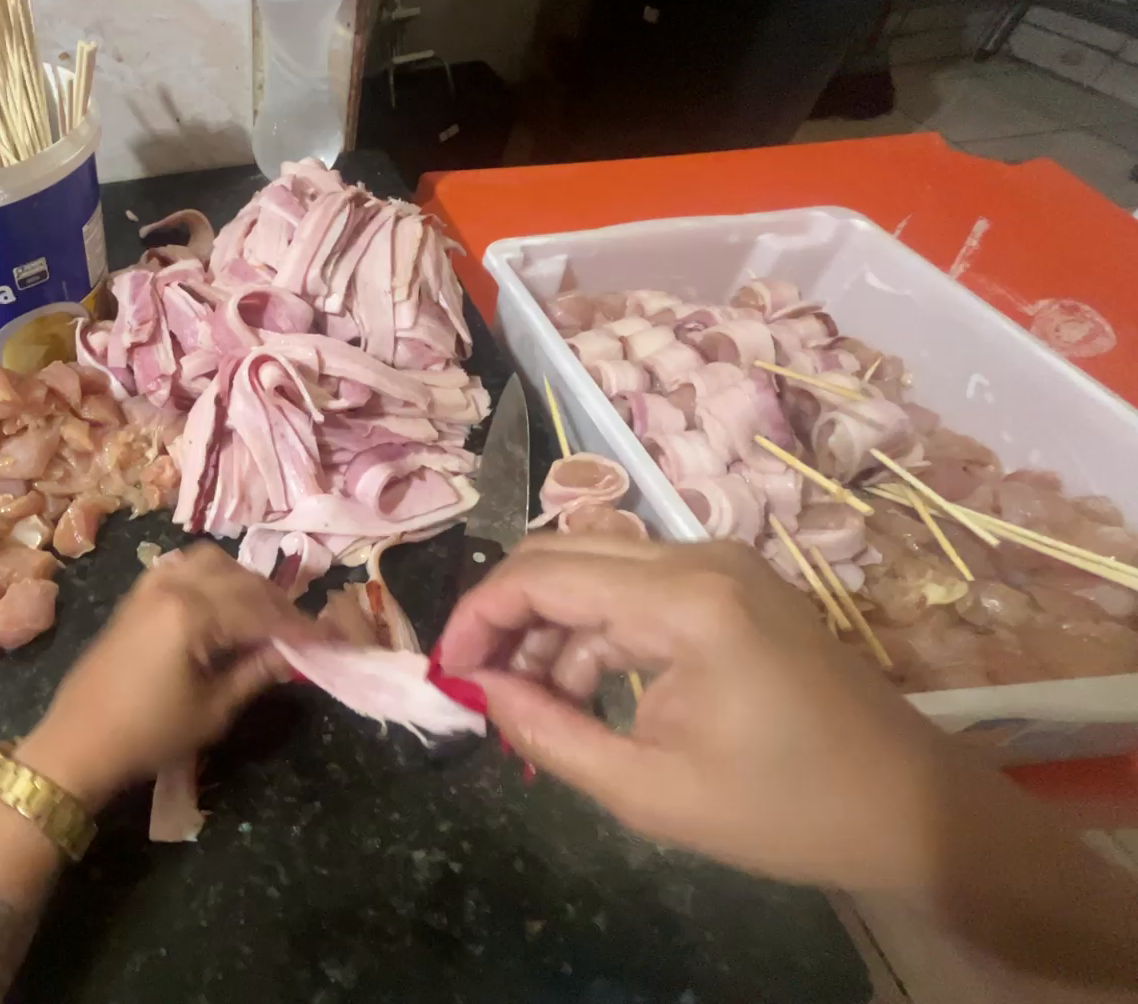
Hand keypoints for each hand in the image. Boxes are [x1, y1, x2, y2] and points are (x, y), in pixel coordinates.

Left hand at [17, 543, 312, 805]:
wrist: (79, 740)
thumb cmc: (148, 733)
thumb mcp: (213, 710)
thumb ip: (257, 672)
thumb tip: (297, 653)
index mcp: (192, 614)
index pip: (261, 610)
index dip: (300, 625)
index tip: (330, 640)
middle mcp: (173, 585)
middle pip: (242, 580)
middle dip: (277, 602)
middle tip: (302, 632)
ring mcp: (152, 584)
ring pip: (214, 562)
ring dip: (246, 582)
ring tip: (265, 615)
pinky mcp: (139, 592)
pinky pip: (185, 565)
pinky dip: (214, 575)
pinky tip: (224, 601)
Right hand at [437, 535, 976, 893]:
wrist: (921, 816)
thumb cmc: (788, 811)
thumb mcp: (648, 792)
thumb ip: (545, 733)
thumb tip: (477, 687)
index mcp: (684, 602)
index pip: (540, 576)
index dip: (477, 616)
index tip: (449, 670)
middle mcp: (694, 558)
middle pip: (553, 555)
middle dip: (500, 614)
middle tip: (477, 677)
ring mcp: (711, 564)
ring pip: (581, 567)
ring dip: (540, 625)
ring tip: (530, 696)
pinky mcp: (717, 583)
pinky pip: (619, 587)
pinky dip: (582, 630)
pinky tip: (576, 685)